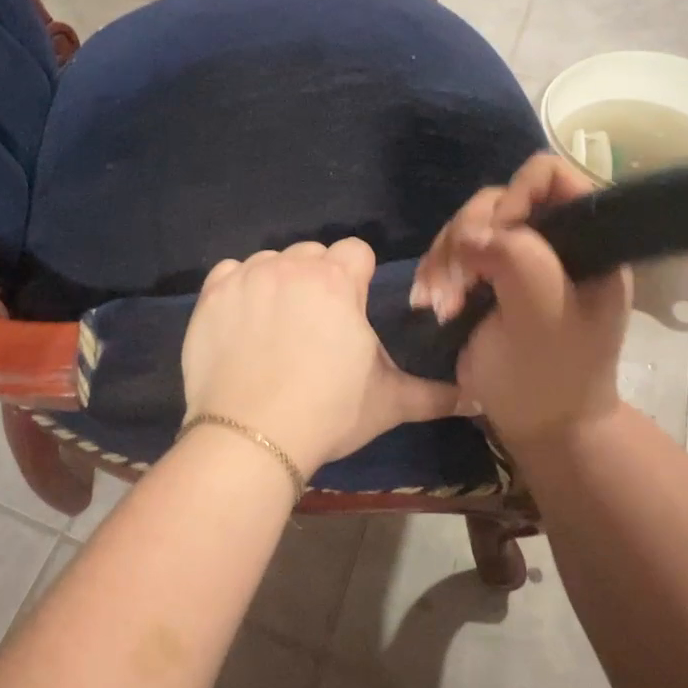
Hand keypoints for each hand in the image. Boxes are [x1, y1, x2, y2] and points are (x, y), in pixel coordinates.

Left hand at [182, 238, 462, 474]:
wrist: (252, 436)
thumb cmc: (328, 413)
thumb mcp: (388, 403)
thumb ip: (432, 394)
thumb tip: (476, 398)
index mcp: (337, 281)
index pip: (356, 251)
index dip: (357, 278)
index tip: (352, 310)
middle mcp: (291, 266)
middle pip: (311, 253)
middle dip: (317, 279)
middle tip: (316, 325)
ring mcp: (247, 277)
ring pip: (270, 261)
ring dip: (278, 282)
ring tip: (277, 327)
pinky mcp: (211, 295)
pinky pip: (229, 273)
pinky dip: (237, 290)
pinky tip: (242, 323)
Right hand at [412, 154, 632, 446]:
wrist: (539, 429)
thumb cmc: (552, 377)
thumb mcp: (543, 318)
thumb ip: (519, 261)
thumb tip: (472, 233)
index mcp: (586, 241)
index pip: (551, 176)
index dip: (516, 195)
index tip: (495, 238)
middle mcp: (551, 241)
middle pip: (497, 200)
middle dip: (466, 238)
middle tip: (455, 287)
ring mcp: (516, 260)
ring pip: (467, 227)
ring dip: (445, 261)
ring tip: (440, 305)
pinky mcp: (486, 279)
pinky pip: (452, 253)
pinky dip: (435, 273)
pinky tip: (429, 302)